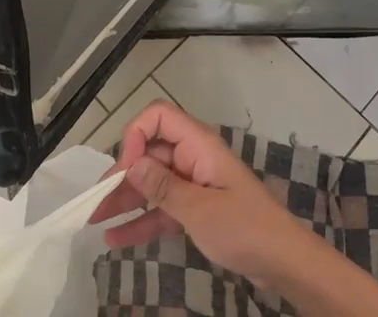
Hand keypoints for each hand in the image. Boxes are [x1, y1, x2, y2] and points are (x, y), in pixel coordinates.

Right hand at [86, 100, 308, 282]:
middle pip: (150, 154)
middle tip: (94, 202)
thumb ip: (163, 187)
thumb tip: (131, 164)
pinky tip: (116, 238)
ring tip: (95, 221)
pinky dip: (142, 220)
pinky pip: (163, 208)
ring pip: (153, 183)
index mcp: (198, 145)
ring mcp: (195, 184)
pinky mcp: (198, 209)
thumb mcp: (199, 209)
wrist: (283, 260)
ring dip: (125, 200)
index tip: (126, 168)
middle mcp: (194, 158)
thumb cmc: (244, 227)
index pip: (159, 117)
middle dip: (121, 175)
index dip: (136, 135)